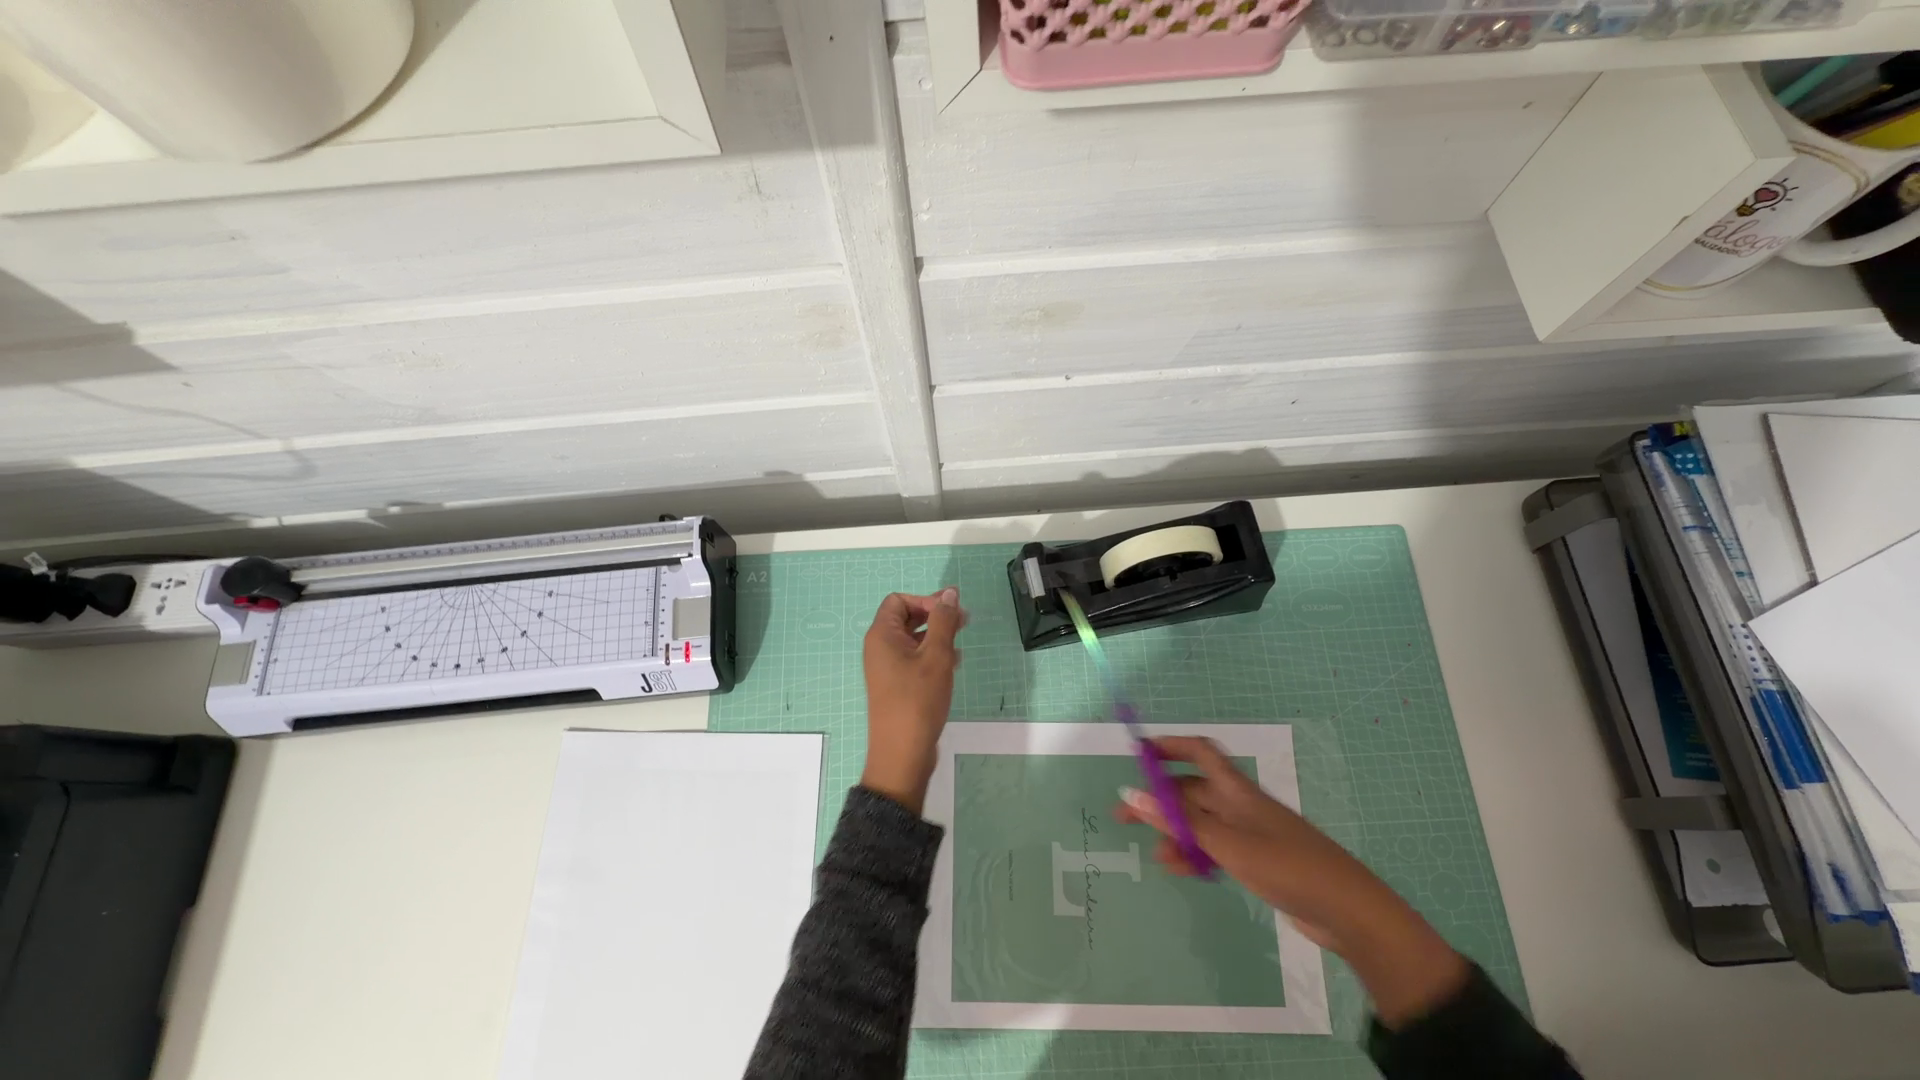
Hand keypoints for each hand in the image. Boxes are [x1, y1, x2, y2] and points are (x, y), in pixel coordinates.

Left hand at [859, 587, 965, 813]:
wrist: (902, 753)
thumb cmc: (918, 700)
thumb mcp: (936, 656)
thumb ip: (944, 621)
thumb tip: (949, 594)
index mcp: (882, 636)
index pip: (899, 601)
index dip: (925, 600)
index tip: (950, 614)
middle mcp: (879, 648)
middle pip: (906, 618)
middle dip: (935, 616)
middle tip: (965, 620)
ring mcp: (886, 668)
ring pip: (913, 640)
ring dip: (937, 636)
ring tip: (962, 642)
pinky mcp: (896, 686)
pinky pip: (914, 659)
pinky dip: (933, 655)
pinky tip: (953, 664)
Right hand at [1116, 735, 1468, 1026]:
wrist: (1349, 911)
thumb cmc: (1288, 867)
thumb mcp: (1228, 844)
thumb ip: (1179, 822)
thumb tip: (1131, 794)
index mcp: (1237, 791)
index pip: (1199, 752)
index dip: (1169, 747)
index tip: (1137, 754)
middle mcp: (1241, 805)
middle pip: (1193, 790)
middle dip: (1160, 800)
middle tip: (1126, 819)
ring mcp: (1251, 833)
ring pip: (1202, 823)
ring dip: (1177, 833)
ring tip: (1160, 858)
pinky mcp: (1258, 860)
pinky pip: (1216, 848)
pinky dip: (1197, 854)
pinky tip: (1185, 871)